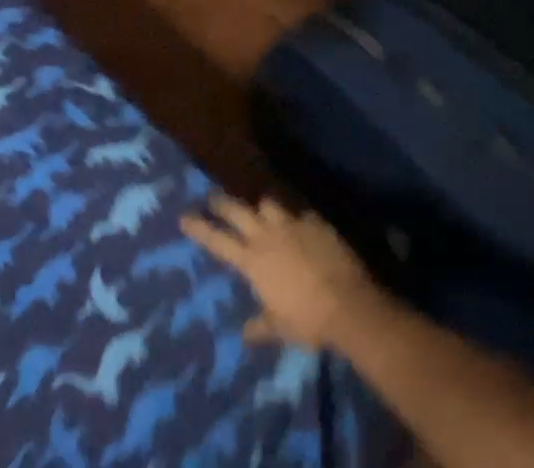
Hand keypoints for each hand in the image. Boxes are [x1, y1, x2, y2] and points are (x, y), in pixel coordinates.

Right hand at [182, 195, 390, 348]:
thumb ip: (260, 327)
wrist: (350, 305)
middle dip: (221, 203)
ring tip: (261, 210)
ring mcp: (293, 226)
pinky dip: (299, 219)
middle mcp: (267, 237)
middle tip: (211, 198)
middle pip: (236, 210)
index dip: (198, 227)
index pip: (217, 239)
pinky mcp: (318, 224)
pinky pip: (303, 214)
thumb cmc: (308, 320)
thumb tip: (245, 335)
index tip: (183, 216)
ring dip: (261, 207)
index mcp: (252, 260)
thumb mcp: (280, 328)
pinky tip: (304, 225)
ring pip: (268, 204)